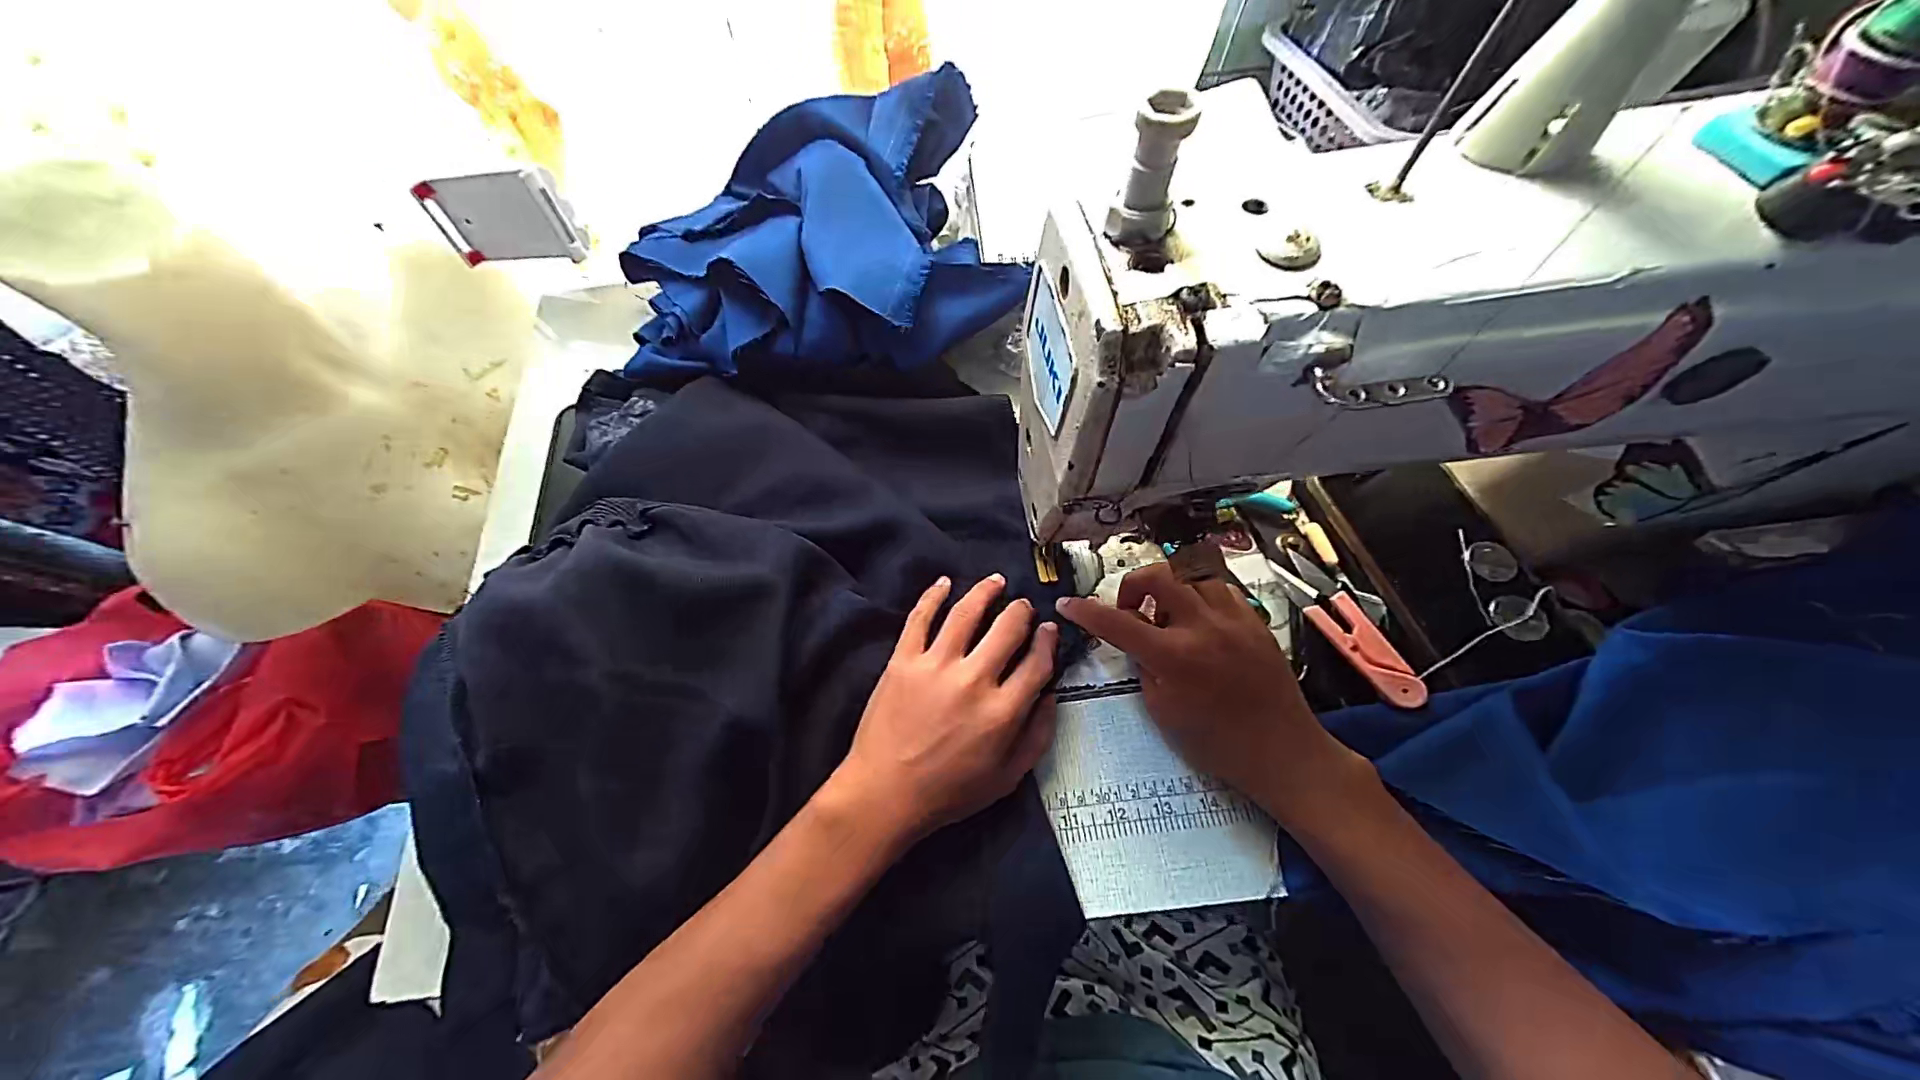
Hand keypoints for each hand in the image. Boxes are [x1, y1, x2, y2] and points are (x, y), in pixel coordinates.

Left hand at [829, 574, 1058, 842]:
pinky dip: (933, 595)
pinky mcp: (903, 661)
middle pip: (1008, 629)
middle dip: (1021, 612)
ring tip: (995, 582)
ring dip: (985, 592)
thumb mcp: (1006, 778)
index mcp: (1002, 712)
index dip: (1047, 641)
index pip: (1037, 662)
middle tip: (1023, 606)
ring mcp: (935, 667)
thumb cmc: (948, 792)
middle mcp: (973, 681)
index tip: (1049, 629)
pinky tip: (944, 583)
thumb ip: (1037, 736)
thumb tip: (1051, 694)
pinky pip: (920, 618)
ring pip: (967, 613)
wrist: (885, 794)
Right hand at [1055, 562, 1373, 825]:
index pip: (1116, 623)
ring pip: (1191, 574)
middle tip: (1130, 609)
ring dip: (1169, 589)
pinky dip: (1199, 595)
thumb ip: (1144, 667)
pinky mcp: (1255, 619)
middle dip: (1132, 585)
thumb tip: (1137, 640)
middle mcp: (1203, 627)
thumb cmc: (1216, 742)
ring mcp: (1234, 619)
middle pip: (1158, 575)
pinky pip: (1220, 588)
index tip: (1068, 604)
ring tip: (1168, 617)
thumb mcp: (1163, 710)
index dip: (1085, 611)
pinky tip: (1198, 619)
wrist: (1282, 751)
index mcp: (1174, 657)